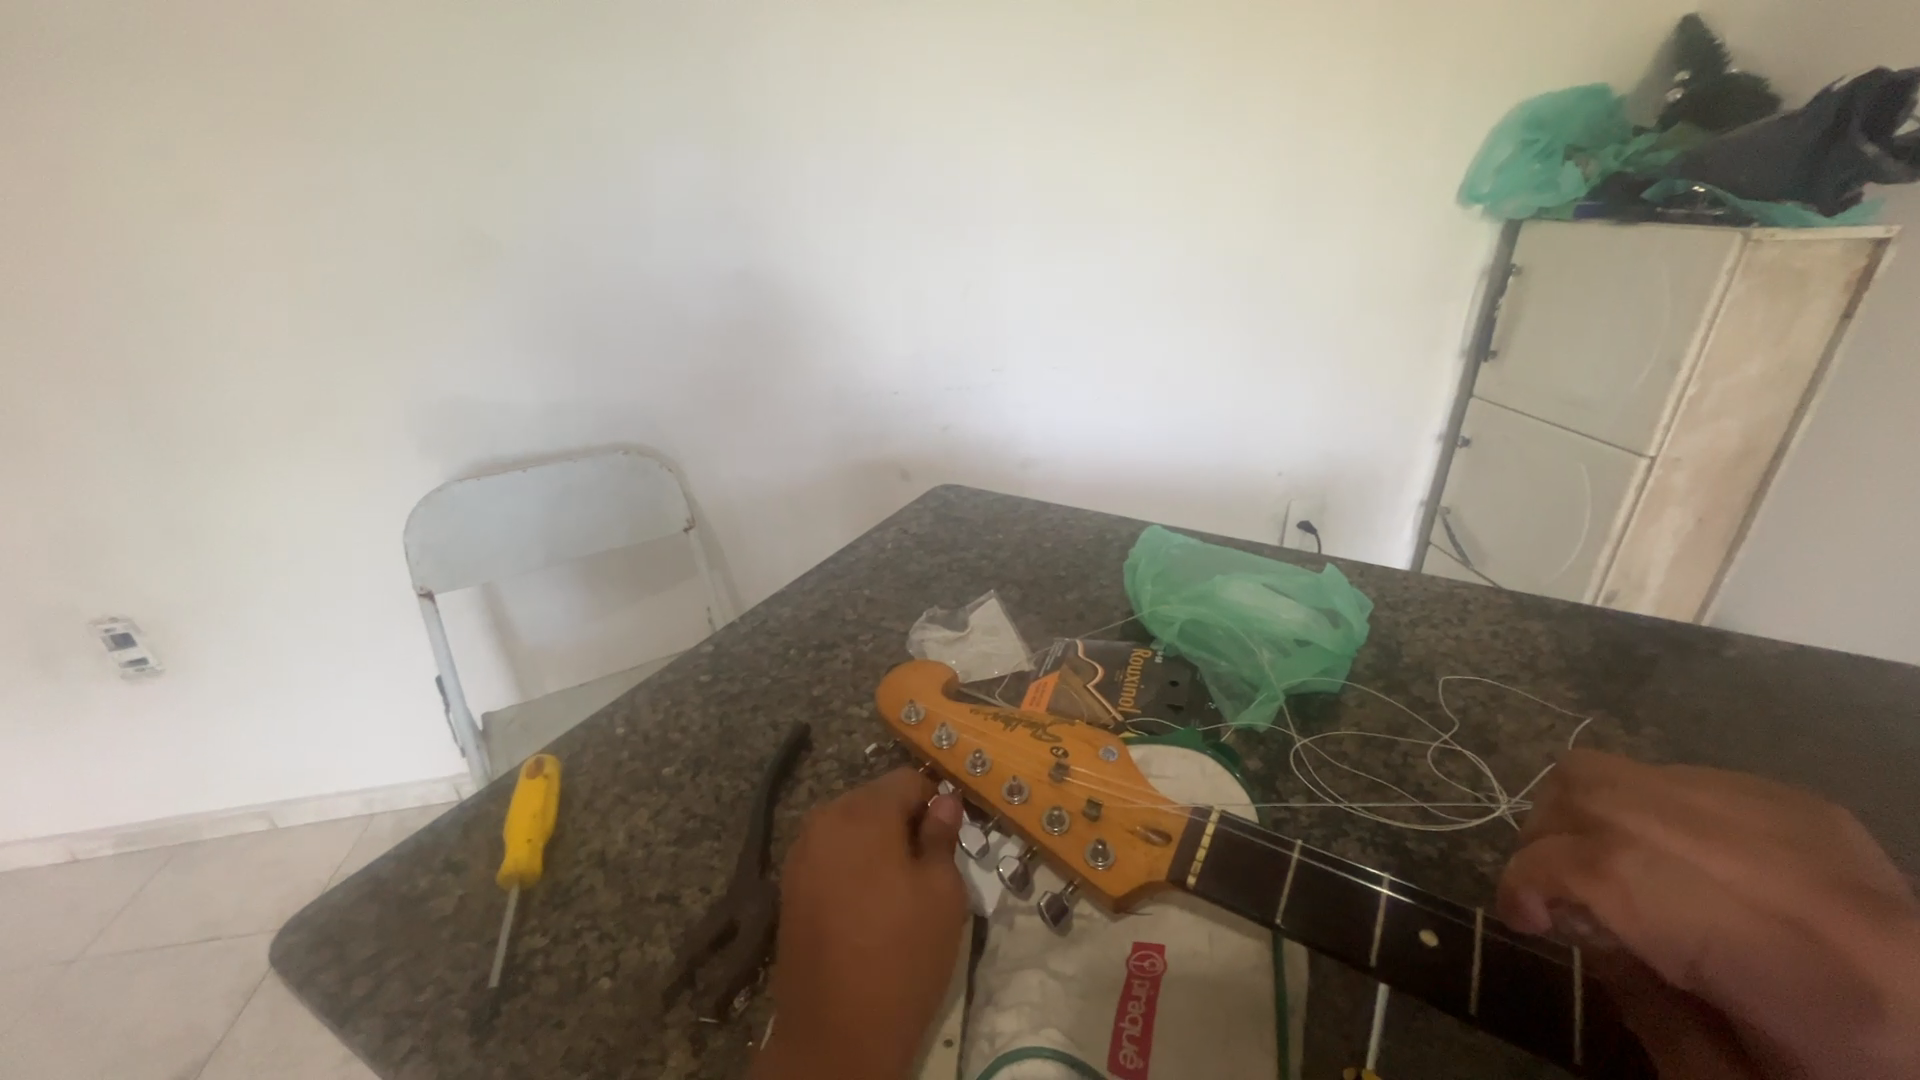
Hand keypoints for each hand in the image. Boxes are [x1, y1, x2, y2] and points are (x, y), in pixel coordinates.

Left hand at [751, 768, 968, 1079]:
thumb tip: (945, 801)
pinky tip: (869, 906)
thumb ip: (942, 836)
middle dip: (904, 821)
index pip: (909, 780)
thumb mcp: (942, 893)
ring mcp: (800, 853)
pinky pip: (831, 855)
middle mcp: (824, 820)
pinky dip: (853, 865)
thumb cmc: (902, 956)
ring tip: (899, 891)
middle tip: (929, 868)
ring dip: (878, 844)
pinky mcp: (790, 886)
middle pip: (876, 799)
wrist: (836, 1035)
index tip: (950, 840)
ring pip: (852, 827)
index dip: (936, 803)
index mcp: (863, 812)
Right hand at [1498, 749, 1919, 1079]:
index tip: (1520, 921)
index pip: (1613, 869)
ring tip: (1590, 868)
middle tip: (1550, 896)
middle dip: (1542, 841)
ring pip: (1622, 771)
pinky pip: (1667, 777)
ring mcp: (1800, 821)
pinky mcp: (1803, 803)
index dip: (1535, 878)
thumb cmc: (1841, 1078)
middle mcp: (1798, 871)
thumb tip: (1569, 918)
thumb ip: (1640, 1002)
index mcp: (1796, 967)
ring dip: (1575, 815)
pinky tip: (1657, 861)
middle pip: (1602, 798)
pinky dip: (1631, 810)